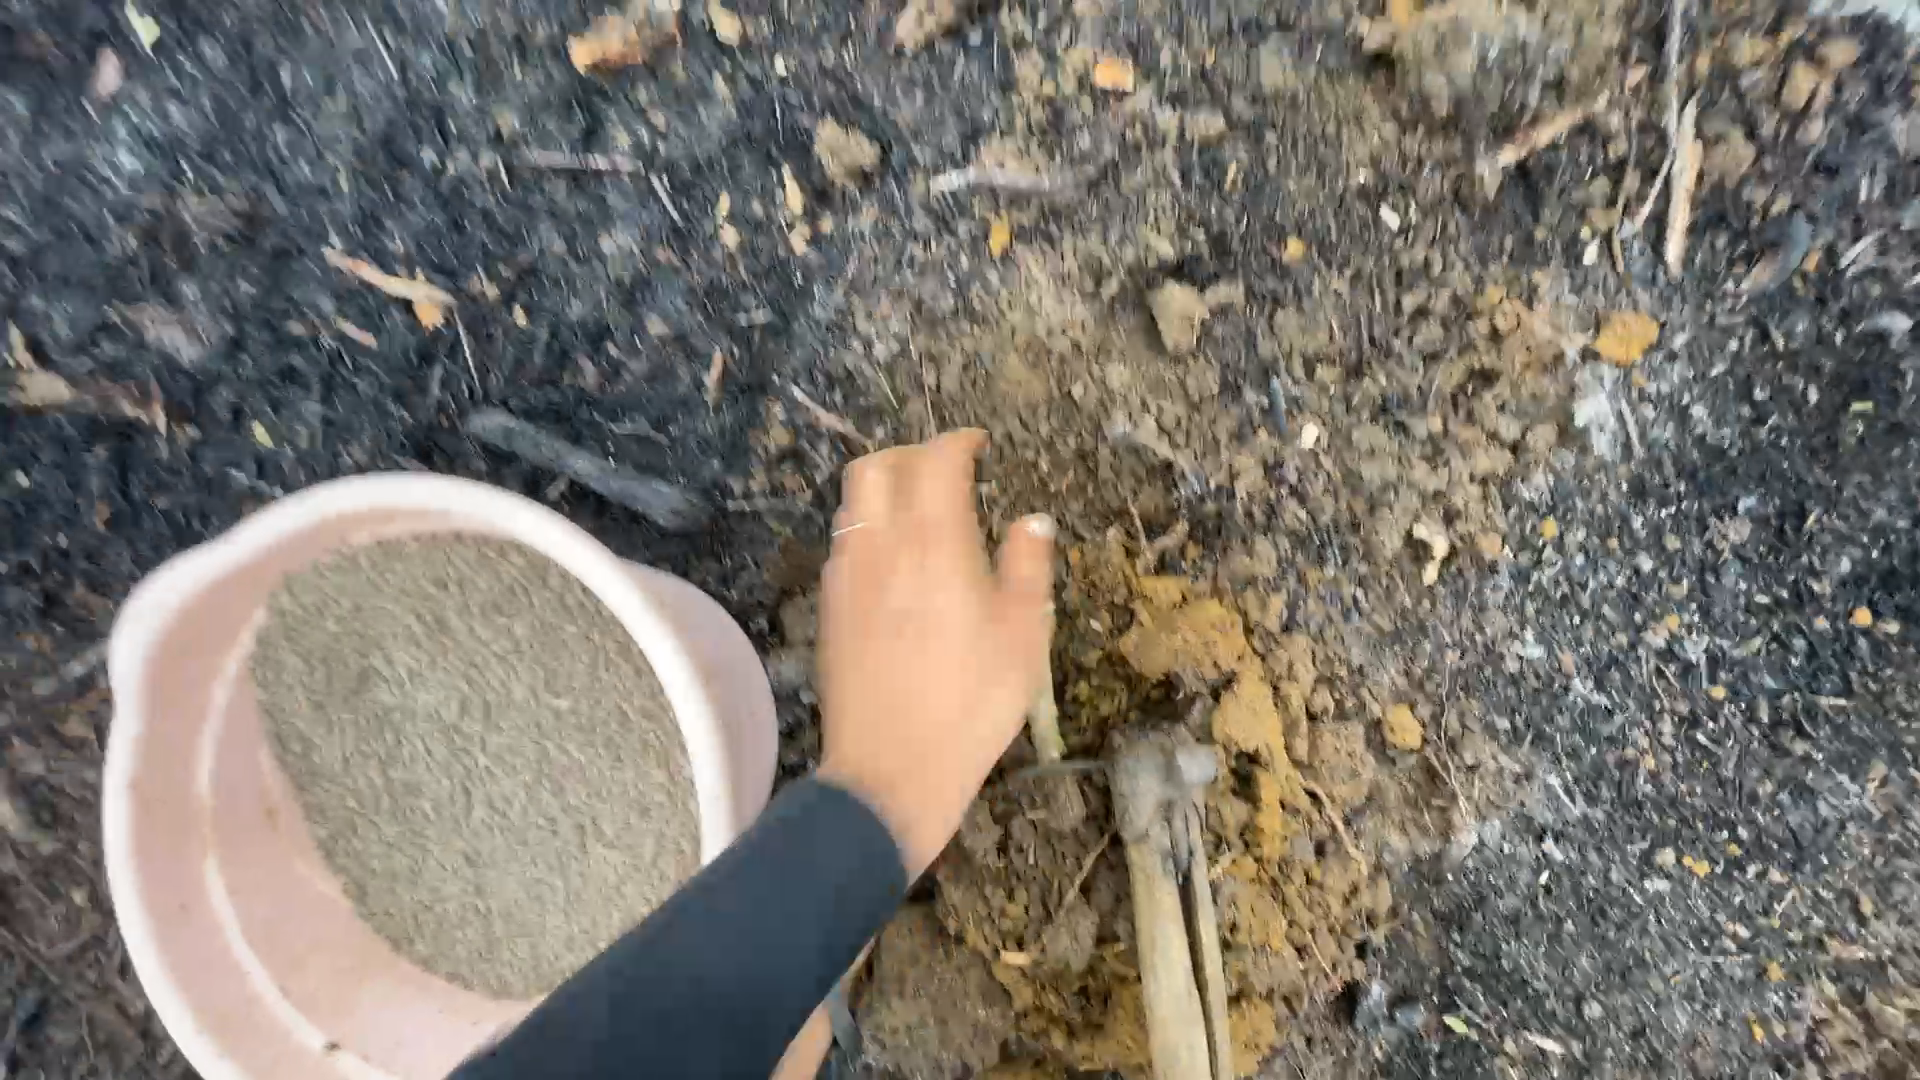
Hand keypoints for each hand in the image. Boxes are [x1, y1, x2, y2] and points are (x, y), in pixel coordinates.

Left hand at [814, 430, 1054, 877]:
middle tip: (943, 470)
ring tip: (919, 512)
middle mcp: (881, 546)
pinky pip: (845, 543)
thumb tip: (1032, 520)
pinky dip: (869, 529)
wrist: (891, 769)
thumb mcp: (1024, 635)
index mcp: (934, 543)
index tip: (978, 445)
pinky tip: (894, 563)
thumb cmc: (971, 702)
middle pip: (876, 466)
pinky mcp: (830, 608)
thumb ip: (1027, 565)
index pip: (936, 461)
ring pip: (853, 502)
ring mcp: (847, 576)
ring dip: (885, 490)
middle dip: (910, 453)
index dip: (957, 441)